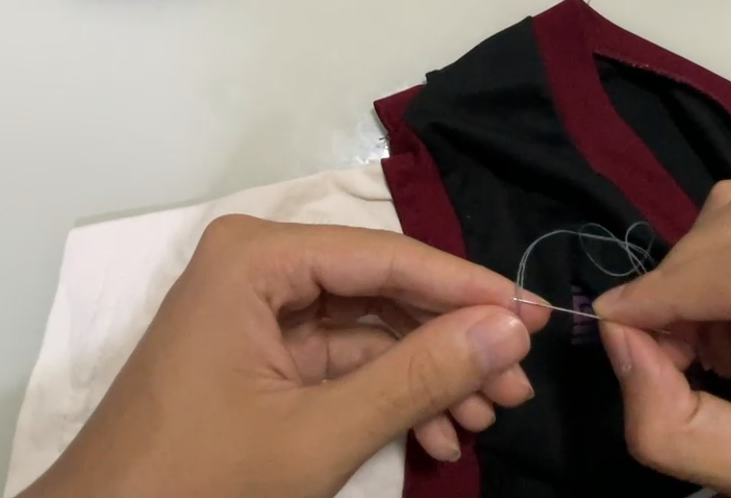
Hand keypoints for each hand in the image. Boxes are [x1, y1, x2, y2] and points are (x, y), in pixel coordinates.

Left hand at [22, 215, 547, 497]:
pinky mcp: (264, 349)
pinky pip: (343, 357)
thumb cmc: (197, 484)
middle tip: (518, 382)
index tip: (532, 312)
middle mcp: (261, 262)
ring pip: (368, 325)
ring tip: (490, 416)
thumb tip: (509, 328)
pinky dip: (390, 394)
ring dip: (427, 372)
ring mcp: (261, 306)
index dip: (464, 286)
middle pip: (380, 288)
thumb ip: (418, 377)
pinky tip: (440, 433)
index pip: (385, 256)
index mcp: (258, 255)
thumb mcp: (318, 436)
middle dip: (448, 340)